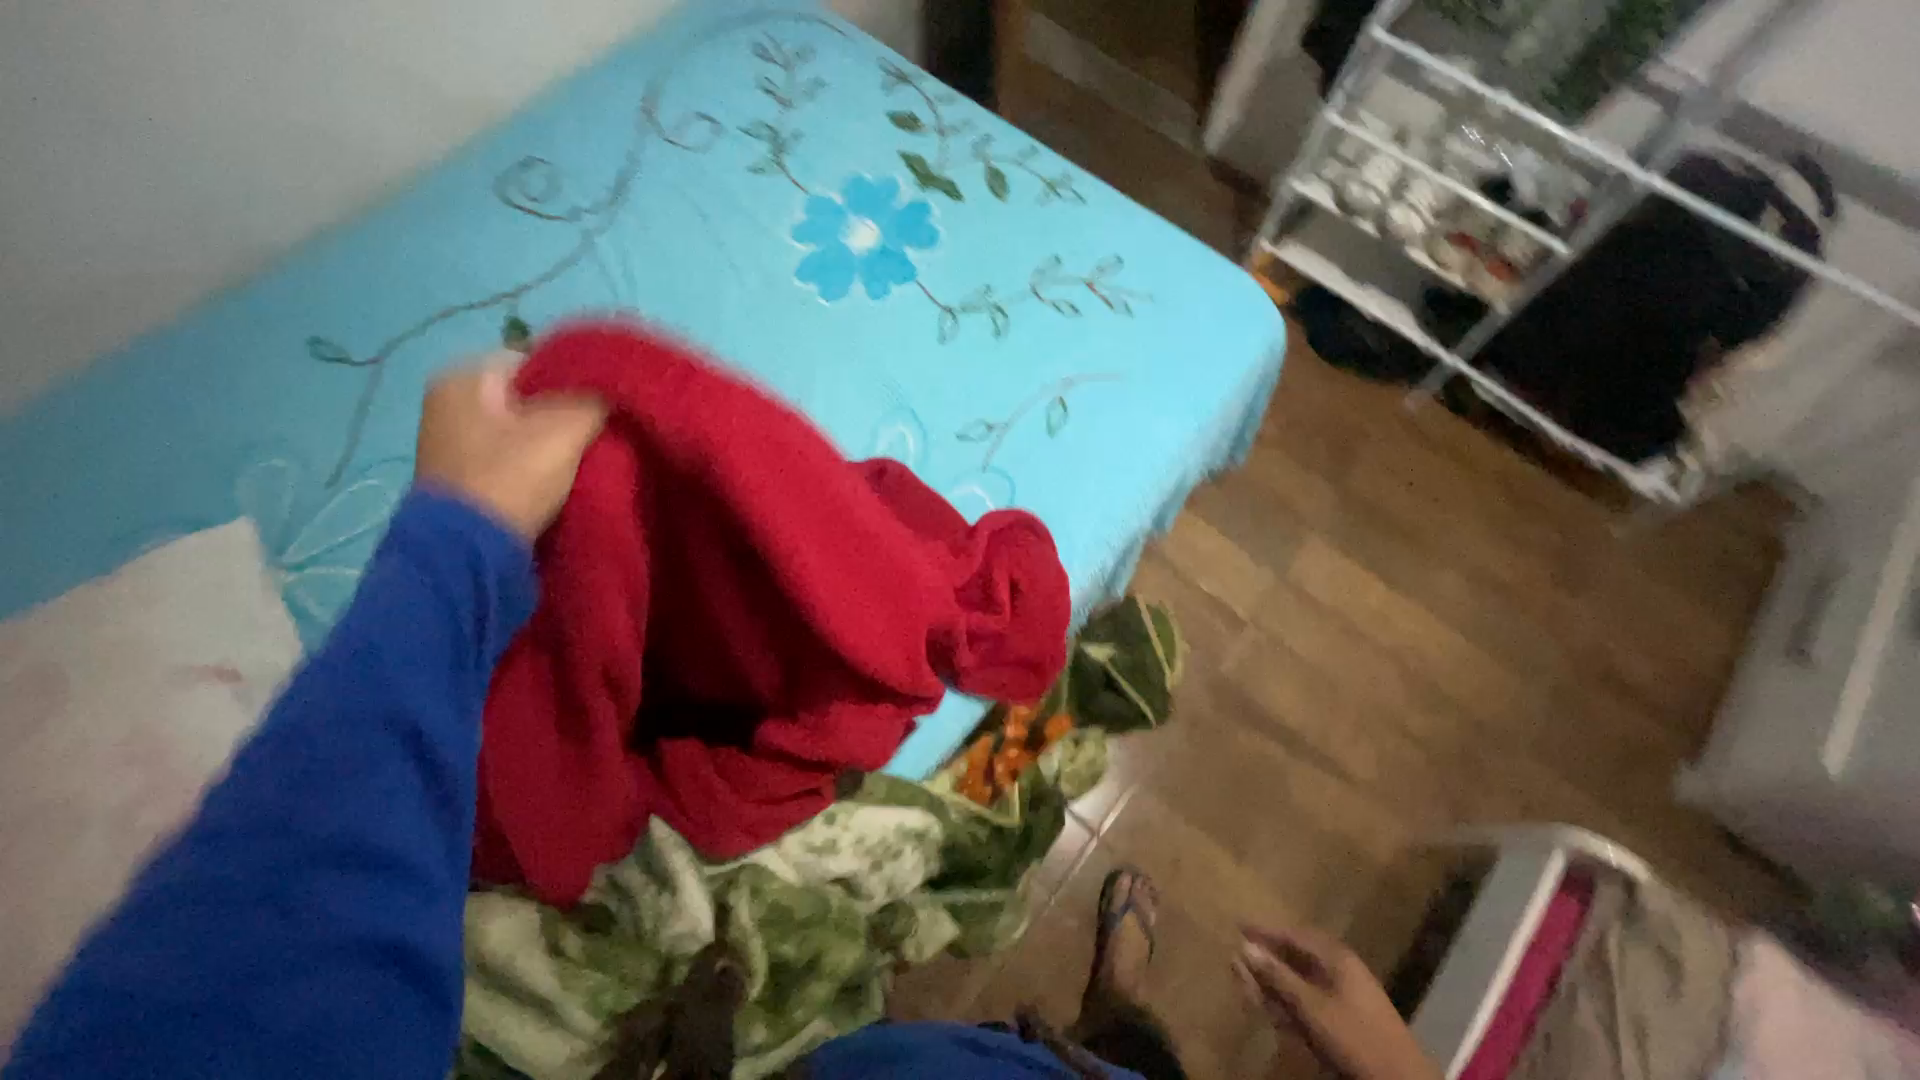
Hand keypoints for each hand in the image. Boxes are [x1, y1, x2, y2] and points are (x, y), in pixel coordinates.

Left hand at [413, 354, 606, 540]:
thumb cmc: (512, 477)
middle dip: (567, 410)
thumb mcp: (565, 429)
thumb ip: (596, 398)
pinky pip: (513, 455)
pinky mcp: (464, 477)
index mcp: (464, 376)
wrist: (470, 552)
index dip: (577, 376)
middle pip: (529, 395)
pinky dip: (538, 462)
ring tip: (590, 454)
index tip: (608, 400)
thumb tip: (617, 383)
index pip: (535, 358)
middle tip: (604, 428)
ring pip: (523, 428)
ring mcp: (453, 442)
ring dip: (555, 440)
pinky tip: (565, 476)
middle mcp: (450, 402)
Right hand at [1235, 925, 1441, 1079]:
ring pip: (1298, 982)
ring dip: (1272, 986)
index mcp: (1335, 958)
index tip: (1238, 926)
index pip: (1293, 935)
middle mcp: (1338, 970)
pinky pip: (1308, 1003)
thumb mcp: (1311, 1006)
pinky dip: (1288, 1006)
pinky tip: (1271, 1013)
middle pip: (1294, 958)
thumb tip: (1245, 947)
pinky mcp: (1342, 1020)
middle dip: (1265, 961)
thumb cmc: (1355, 1036)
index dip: (1264, 931)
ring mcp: (1342, 996)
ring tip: (1245, 987)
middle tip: (1236, 962)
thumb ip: (1278, 976)